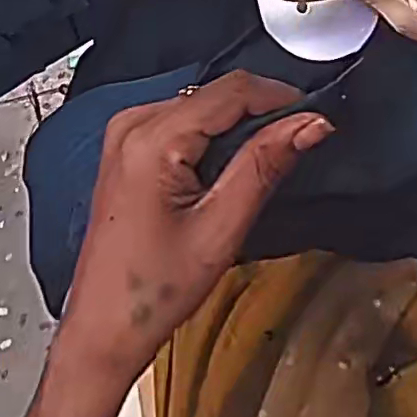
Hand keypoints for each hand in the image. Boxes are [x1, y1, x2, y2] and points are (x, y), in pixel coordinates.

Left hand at [49, 70, 333, 386]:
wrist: (102, 326)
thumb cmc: (151, 291)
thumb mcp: (221, 228)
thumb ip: (265, 164)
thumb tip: (308, 124)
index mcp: (151, 140)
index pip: (231, 90)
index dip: (280, 96)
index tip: (314, 116)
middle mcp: (133, 123)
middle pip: (216, 91)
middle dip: (262, 109)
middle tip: (297, 137)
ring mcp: (127, 130)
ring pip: (203, 100)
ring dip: (240, 120)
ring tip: (266, 154)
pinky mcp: (130, 142)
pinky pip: (185, 116)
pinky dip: (216, 130)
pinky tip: (229, 161)